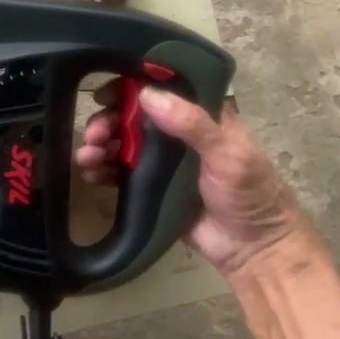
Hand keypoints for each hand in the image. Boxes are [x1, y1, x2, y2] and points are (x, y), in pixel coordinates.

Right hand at [76, 87, 304, 277]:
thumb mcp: (229, 155)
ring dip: (97, 145)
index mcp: (199, 116)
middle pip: (130, 116)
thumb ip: (192, 124)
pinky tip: (90, 173)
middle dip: (106, 122)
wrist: (254, 251)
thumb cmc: (250, 194)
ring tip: (85, 157)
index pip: (160, 89)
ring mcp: (160, 159)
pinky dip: (99, 169)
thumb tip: (147, 94)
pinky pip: (117, 171)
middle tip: (93, 134)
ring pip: (119, 142)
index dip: (129, 87)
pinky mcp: (148, 185)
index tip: (106, 94)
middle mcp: (175, 132)